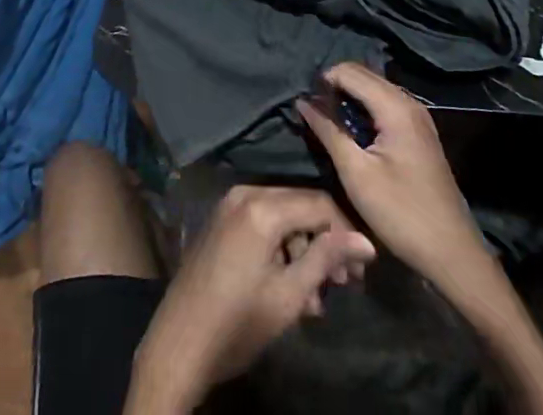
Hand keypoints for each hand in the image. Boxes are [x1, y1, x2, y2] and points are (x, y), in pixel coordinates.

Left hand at [128, 187, 374, 411]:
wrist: (176, 348)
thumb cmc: (237, 323)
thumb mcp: (289, 295)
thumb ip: (327, 259)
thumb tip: (366, 241)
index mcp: (262, 208)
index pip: (320, 204)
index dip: (346, 233)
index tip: (361, 268)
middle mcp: (245, 195)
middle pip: (301, 206)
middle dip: (325, 243)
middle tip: (343, 283)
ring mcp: (228, 207)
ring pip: (283, 216)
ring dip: (303, 251)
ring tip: (315, 298)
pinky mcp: (220, 222)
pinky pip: (262, 223)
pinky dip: (280, 248)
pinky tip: (289, 286)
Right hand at [297, 63, 488, 284]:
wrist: (448, 248)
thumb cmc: (399, 212)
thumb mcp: (356, 173)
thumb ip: (329, 132)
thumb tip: (304, 102)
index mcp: (395, 107)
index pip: (351, 72)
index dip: (323, 81)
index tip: (304, 102)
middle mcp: (409, 102)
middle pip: (364, 75)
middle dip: (335, 86)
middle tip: (311, 110)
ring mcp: (418, 116)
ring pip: (375, 89)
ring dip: (349, 97)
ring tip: (325, 119)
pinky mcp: (419, 132)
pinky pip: (386, 105)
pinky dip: (365, 109)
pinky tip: (351, 130)